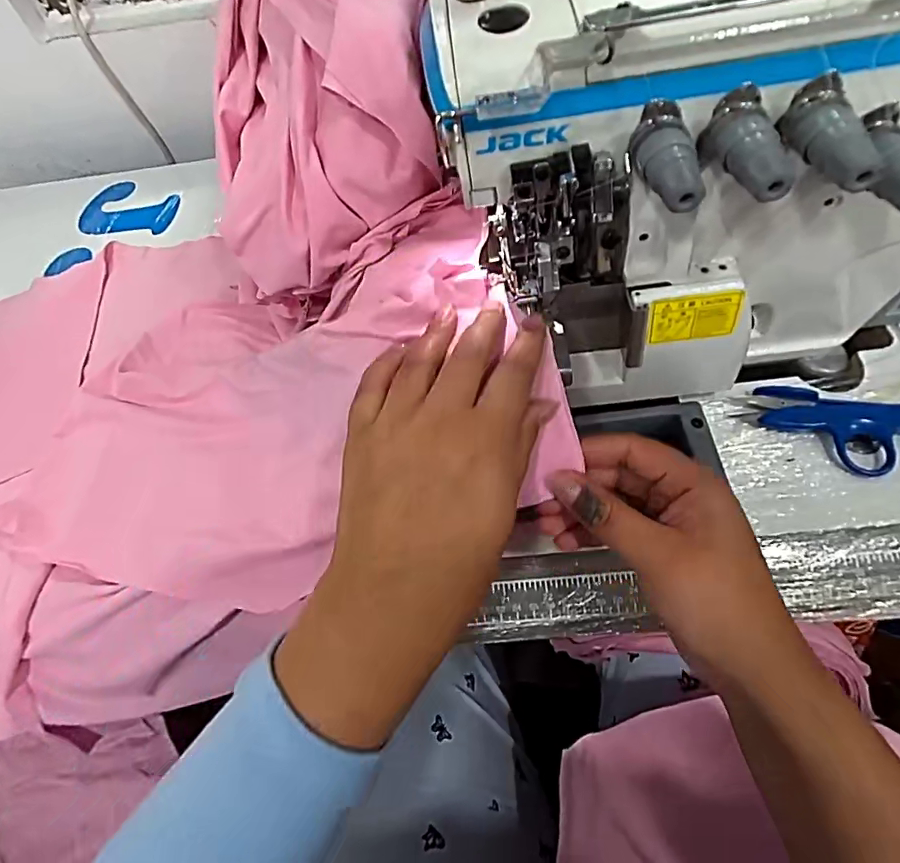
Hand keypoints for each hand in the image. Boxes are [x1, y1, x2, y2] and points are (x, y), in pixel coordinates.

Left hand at [275, 305, 552, 748]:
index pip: (511, 376)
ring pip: (419, 362)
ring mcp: (396, 422)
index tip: (531, 323)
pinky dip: (387, 361)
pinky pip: (373, 384)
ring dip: (436, 335)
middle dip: (484, 328)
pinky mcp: (362, 433)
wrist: (390, 592)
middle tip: (493, 306)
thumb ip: (519, 449)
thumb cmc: (460, 563)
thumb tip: (537, 406)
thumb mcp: (503, 507)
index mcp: (485, 437)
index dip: (525, 346)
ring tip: (448, 314)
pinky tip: (399, 349)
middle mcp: (441, 418)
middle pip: (466, 358)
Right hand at [535, 433, 803, 690]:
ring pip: (618, 503)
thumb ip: (607, 515)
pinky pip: (622, 528)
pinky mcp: (662, 550)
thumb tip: (561, 481)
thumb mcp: (657, 554)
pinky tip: (567, 541)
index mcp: (691, 482)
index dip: (590, 453)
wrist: (752, 668)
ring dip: (583, 512)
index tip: (550, 465)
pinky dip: (596, 532)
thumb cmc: (714, 602)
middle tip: (541, 504)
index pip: (633, 449)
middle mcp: (681, 495)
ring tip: (547, 527)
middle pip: (621, 476)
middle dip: (581, 488)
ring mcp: (671, 523)